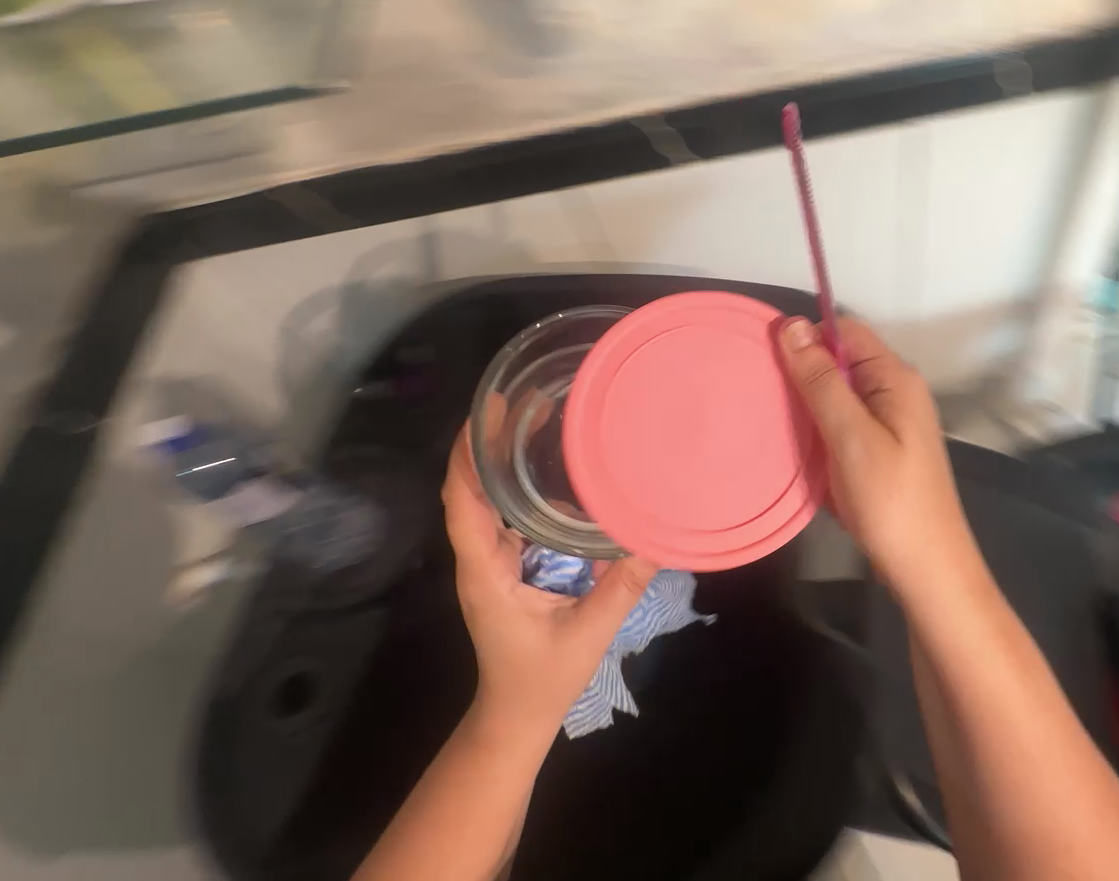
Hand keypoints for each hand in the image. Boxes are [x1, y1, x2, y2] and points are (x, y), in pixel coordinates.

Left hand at [441, 398, 657, 740]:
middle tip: (517, 401)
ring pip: (481, 500)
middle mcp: (478, 559)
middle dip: (483, 444)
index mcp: (485, 571)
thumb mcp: (589, 632)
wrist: (515, 716)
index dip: (466, 456)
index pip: (462, 502)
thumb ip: (622, 585)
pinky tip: (545, 470)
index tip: (484, 413)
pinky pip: (499, 516)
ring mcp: (488, 562)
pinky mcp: (503, 566)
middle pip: (467, 490)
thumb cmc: (542, 678)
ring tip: (529, 422)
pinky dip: (512, 485)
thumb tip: (656, 538)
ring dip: (496, 461)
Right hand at [777, 316, 974, 589]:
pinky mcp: (880, 450)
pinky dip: (818, 429)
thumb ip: (821, 380)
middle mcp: (896, 392)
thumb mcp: (850, 436)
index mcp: (895, 379)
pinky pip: (842, 423)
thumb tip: (792, 325)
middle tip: (761, 392)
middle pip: (841, 360)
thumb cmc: (890, 500)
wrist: (926, 567)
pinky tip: (795, 445)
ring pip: (838, 394)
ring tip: (769, 416)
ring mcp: (890, 422)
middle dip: (803, 371)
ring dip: (808, 403)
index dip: (807, 336)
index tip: (765, 358)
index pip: (846, 330)